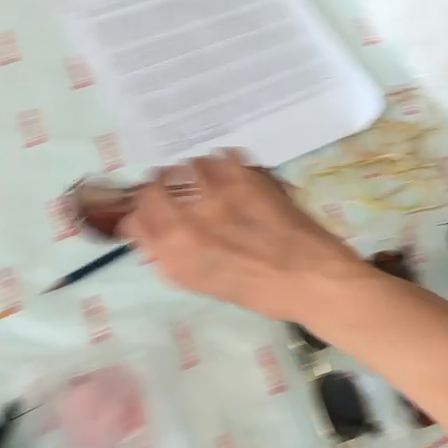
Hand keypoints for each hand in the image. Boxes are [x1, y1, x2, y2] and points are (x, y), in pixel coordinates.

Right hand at [120, 150, 365, 321]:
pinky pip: (224, 155)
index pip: (135, 219)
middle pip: (154, 186)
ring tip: (211, 176)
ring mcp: (215, 197)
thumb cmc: (263, 292)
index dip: (143, 211)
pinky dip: (227, 160)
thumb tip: (160, 239)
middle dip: (164, 184)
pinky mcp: (246, 180)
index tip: (154, 208)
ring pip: (189, 166)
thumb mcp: (207, 285)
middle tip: (179, 185)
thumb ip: (177, 259)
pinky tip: (236, 170)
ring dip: (197, 170)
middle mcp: (185, 224)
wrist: (312, 279)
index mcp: (172, 256)